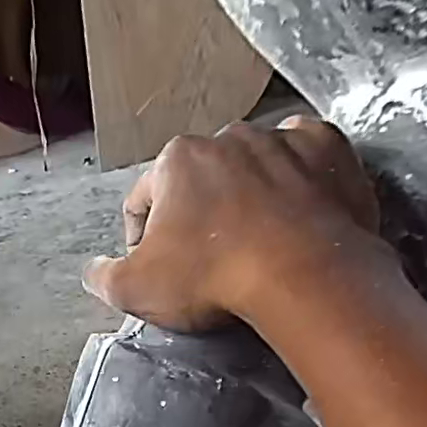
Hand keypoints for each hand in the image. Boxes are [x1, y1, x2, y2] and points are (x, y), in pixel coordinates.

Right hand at [82, 117, 396, 331]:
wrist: (301, 277)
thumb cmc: (208, 278)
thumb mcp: (131, 290)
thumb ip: (102, 276)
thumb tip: (93, 271)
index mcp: (176, 160)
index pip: (141, 199)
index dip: (138, 239)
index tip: (153, 268)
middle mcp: (229, 136)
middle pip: (196, 181)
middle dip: (192, 214)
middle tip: (199, 259)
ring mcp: (284, 139)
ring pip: (248, 169)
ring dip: (240, 199)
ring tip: (244, 243)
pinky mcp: (332, 151)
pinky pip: (302, 161)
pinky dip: (291, 183)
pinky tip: (285, 217)